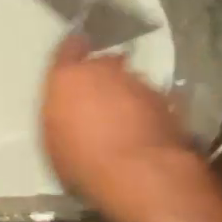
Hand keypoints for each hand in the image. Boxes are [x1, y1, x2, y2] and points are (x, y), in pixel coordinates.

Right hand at [41, 35, 200, 213]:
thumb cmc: (83, 161)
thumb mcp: (55, 141)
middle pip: (103, 63)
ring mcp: (138, 82)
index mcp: (69, 77)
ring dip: (127, 93)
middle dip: (102, 76)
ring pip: (130, 80)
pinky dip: (148, 109)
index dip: (73, 50)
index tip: (76, 53)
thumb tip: (71, 110)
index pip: (69, 48)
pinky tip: (147, 130)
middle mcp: (103, 70)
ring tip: (126, 118)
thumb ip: (62, 114)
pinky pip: (151, 100)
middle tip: (100, 99)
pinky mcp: (165, 100)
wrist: (140, 173)